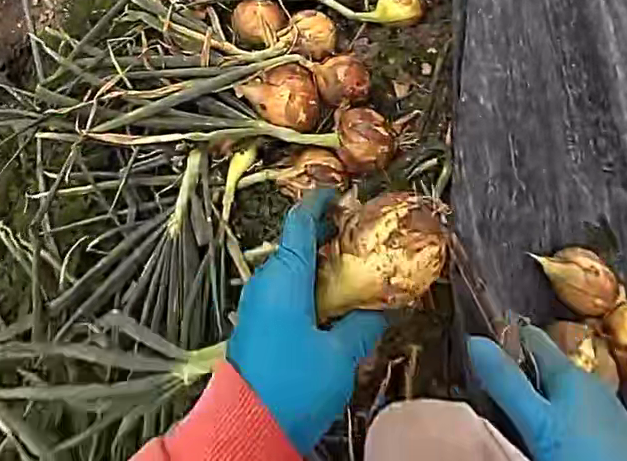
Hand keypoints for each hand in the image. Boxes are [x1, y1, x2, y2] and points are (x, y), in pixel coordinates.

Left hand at [229, 188, 386, 451]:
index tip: (341, 195)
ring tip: (351, 271)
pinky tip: (330, 304)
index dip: (321, 201)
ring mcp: (258, 301)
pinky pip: (284, 289)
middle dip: (328, 234)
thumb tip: (383, 310)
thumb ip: (362, 326)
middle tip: (358, 236)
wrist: (244, 432)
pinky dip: (307, 285)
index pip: (301, 220)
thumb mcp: (339, 357)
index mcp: (285, 274)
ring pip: (292, 266)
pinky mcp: (256, 323)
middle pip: (298, 240)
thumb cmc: (290, 388)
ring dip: (319, 263)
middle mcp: (267, 280)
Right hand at [466, 325, 626, 460]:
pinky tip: (551, 442)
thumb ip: (508, 385)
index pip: (530, 336)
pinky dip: (560, 423)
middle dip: (520, 372)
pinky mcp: (618, 446)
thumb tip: (474, 338)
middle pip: (547, 367)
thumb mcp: (538, 425)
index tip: (477, 341)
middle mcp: (590, 386)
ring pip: (563, 396)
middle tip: (487, 384)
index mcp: (569, 373)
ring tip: (513, 416)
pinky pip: (578, 421)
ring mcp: (607, 416)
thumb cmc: (586, 460)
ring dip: (540, 400)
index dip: (504, 336)